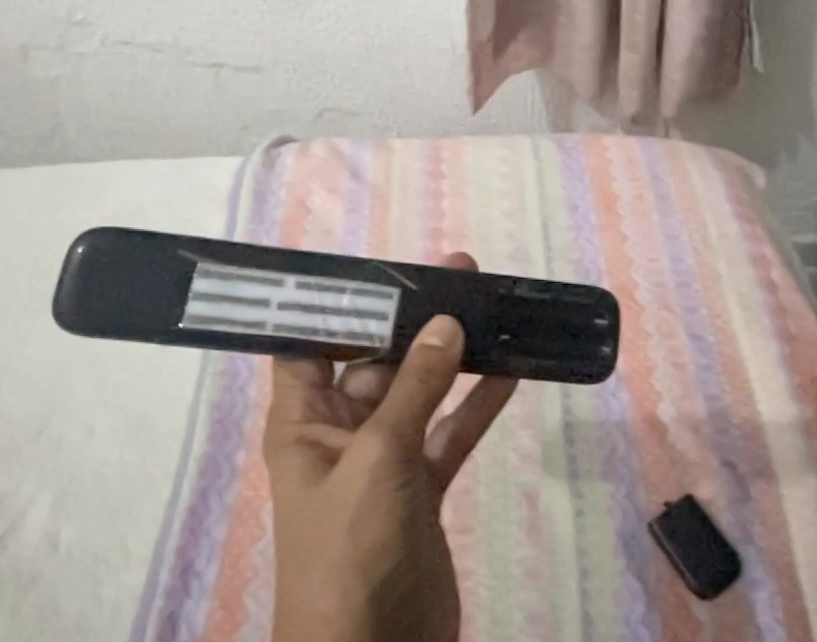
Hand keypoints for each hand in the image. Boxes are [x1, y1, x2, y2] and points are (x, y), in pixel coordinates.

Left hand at [263, 252, 518, 641]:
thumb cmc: (351, 551)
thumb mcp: (378, 457)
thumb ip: (414, 388)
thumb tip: (445, 323)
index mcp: (305, 422)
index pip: (308, 346)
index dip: (334, 306)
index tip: (379, 267)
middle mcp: (342, 432)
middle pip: (377, 359)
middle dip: (413, 320)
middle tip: (458, 275)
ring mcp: (387, 460)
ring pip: (421, 392)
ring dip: (451, 356)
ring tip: (490, 307)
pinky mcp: (424, 486)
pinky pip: (452, 432)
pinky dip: (477, 405)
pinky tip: (511, 373)